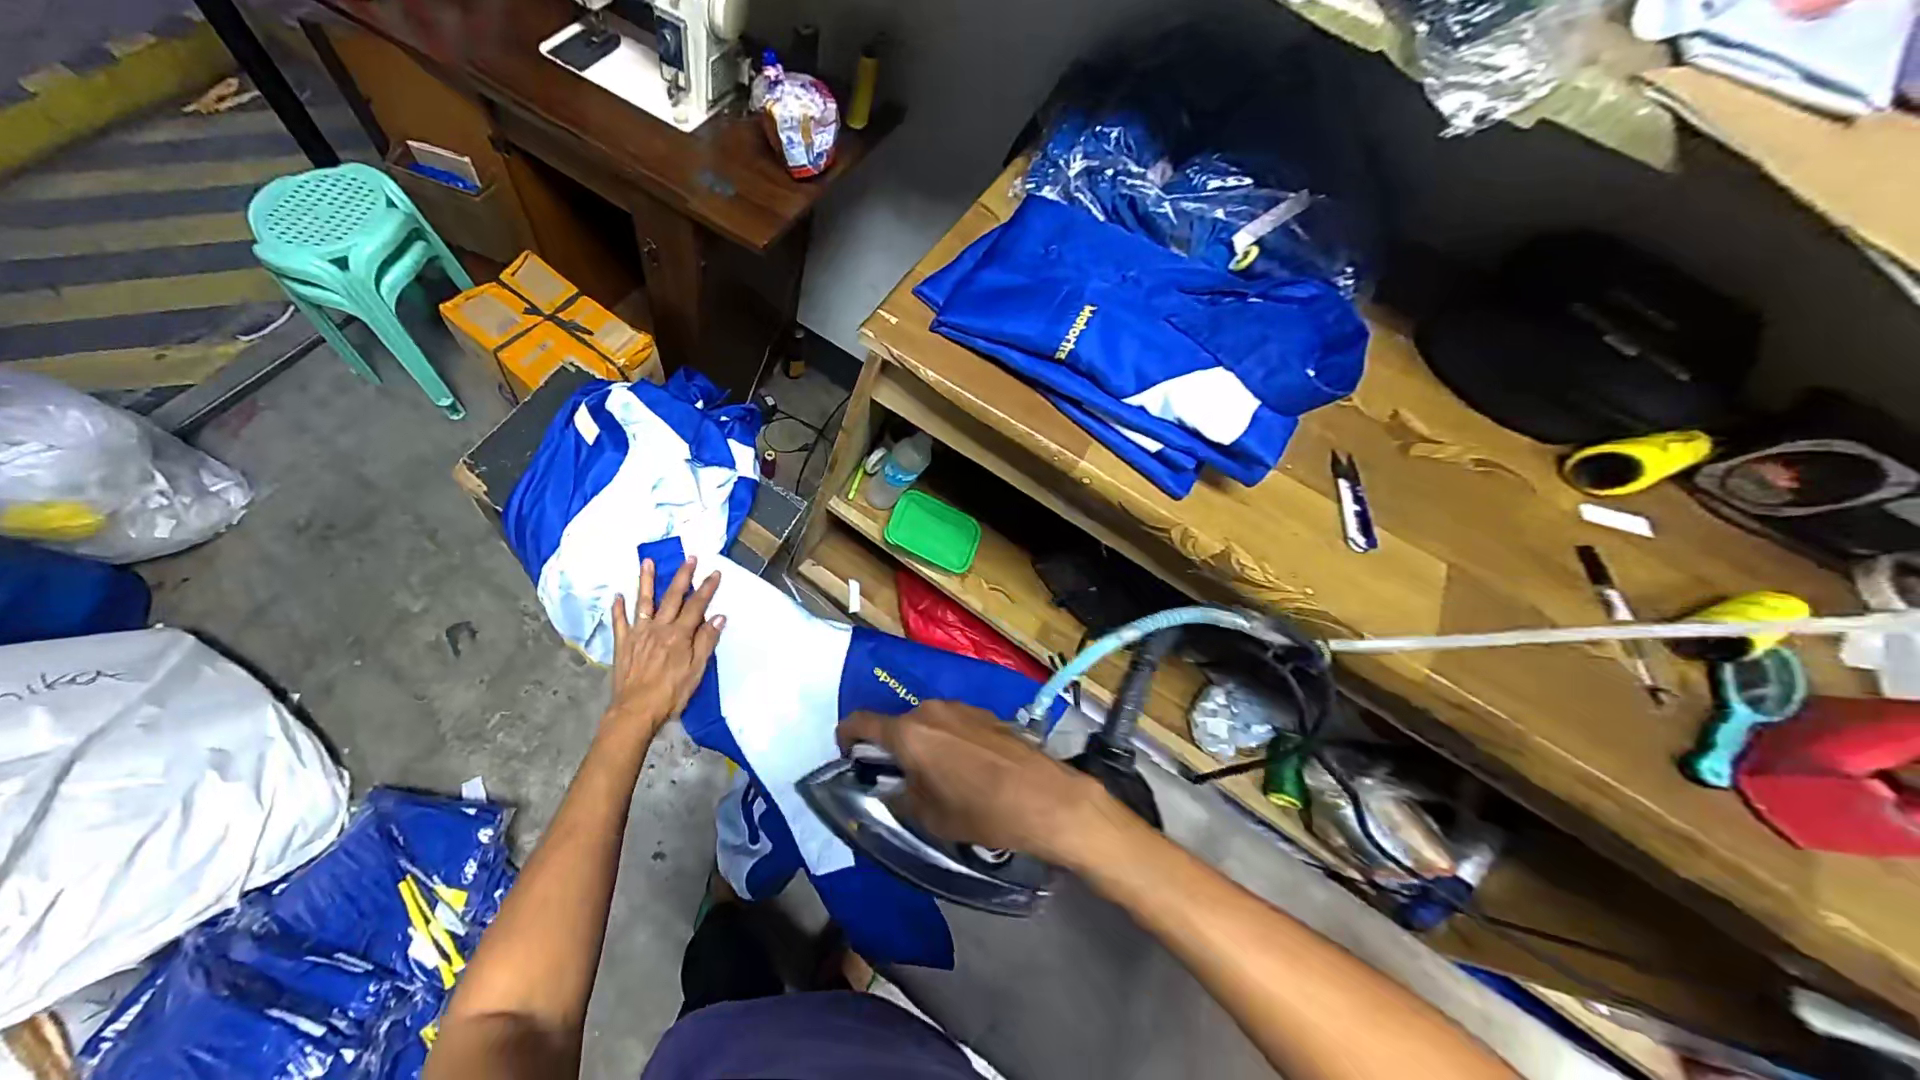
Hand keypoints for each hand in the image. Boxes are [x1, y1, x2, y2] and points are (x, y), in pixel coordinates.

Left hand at [602, 557, 723, 750]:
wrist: (635, 711)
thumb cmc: (671, 693)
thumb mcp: (696, 670)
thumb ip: (706, 641)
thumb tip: (718, 617)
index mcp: (679, 635)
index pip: (697, 606)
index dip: (707, 589)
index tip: (714, 572)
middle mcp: (658, 628)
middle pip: (672, 597)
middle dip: (682, 576)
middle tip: (689, 558)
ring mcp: (638, 634)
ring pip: (643, 602)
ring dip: (646, 581)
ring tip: (647, 562)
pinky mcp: (623, 644)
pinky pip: (619, 622)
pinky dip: (618, 608)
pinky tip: (618, 596)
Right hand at [835, 701, 1125, 868]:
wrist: (1047, 798)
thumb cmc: (982, 811)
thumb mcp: (929, 816)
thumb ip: (901, 796)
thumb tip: (892, 786)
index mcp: (909, 732)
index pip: (860, 722)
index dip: (846, 738)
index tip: (848, 756)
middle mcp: (931, 710)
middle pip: (896, 723)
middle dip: (891, 748)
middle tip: (898, 779)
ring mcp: (962, 708)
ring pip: (927, 723)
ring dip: (922, 744)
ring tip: (936, 776)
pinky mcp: (986, 713)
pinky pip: (954, 723)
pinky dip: (948, 741)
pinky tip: (967, 768)